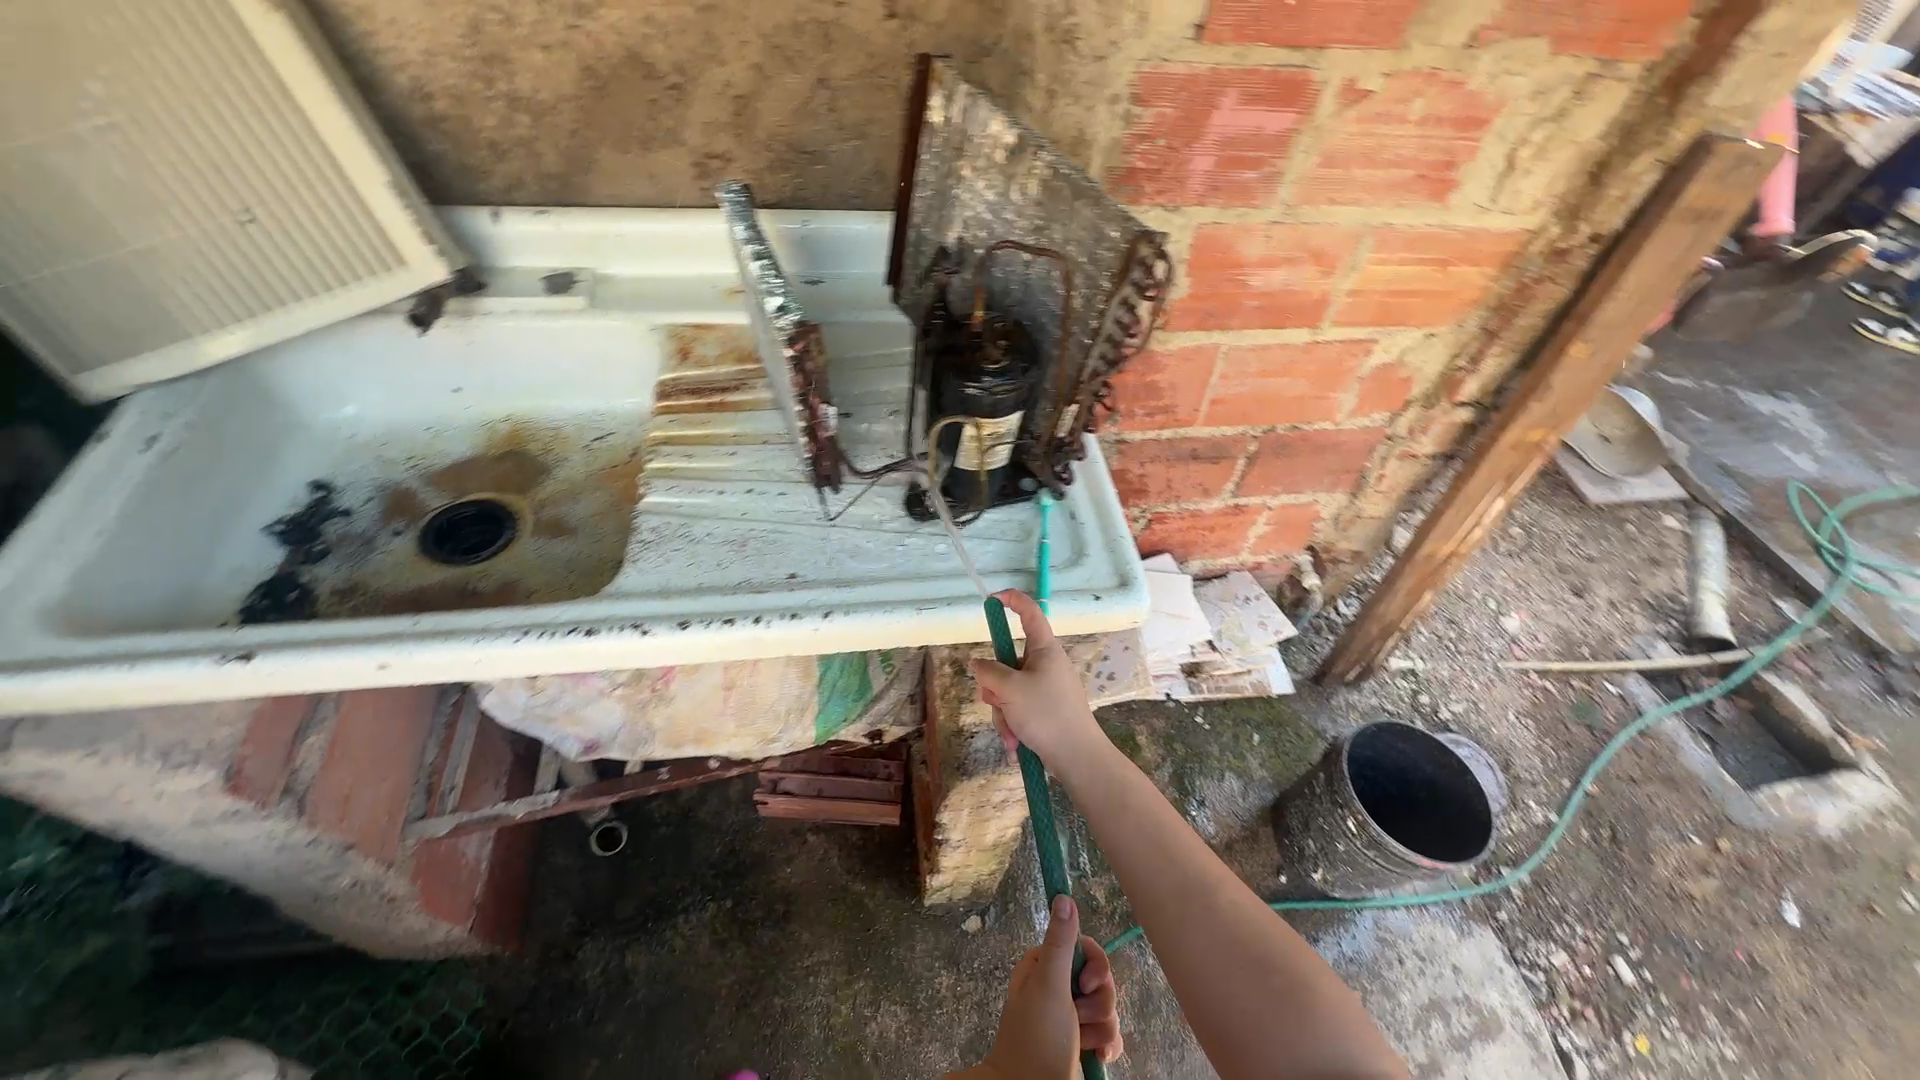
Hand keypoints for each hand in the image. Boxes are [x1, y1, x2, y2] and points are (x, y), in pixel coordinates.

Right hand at [969, 590, 1105, 770]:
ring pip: (1008, 690)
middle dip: (995, 687)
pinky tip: (1016, 744)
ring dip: (1003, 712)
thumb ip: (988, 672)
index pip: (1030, 613)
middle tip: (997, 702)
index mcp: (1044, 649)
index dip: (1012, 600)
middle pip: (1007, 662)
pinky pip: (1018, 710)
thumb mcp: (1009, 689)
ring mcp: (1046, 688)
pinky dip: (1013, 725)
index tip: (991, 600)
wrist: (1077, 757)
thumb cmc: (1046, 714)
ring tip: (1011, 732)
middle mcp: (1046, 665)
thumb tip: (978, 664)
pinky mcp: (1045, 710)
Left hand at [974, 896, 1122, 1079]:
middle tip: (1080, 1018)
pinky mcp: (1083, 1043)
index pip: (1084, 949)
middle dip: (1099, 1002)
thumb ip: (1060, 943)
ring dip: (1101, 1028)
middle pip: (1100, 980)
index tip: (1086, 985)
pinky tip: (1098, 1056)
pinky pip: (1110, 1035)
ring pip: (1107, 1008)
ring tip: (1083, 1043)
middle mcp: (1057, 988)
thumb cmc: (1036, 1038)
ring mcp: (1071, 1018)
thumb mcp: (1049, 985)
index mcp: (1044, 967)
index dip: (1093, 967)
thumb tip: (1063, 897)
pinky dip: (1107, 1046)